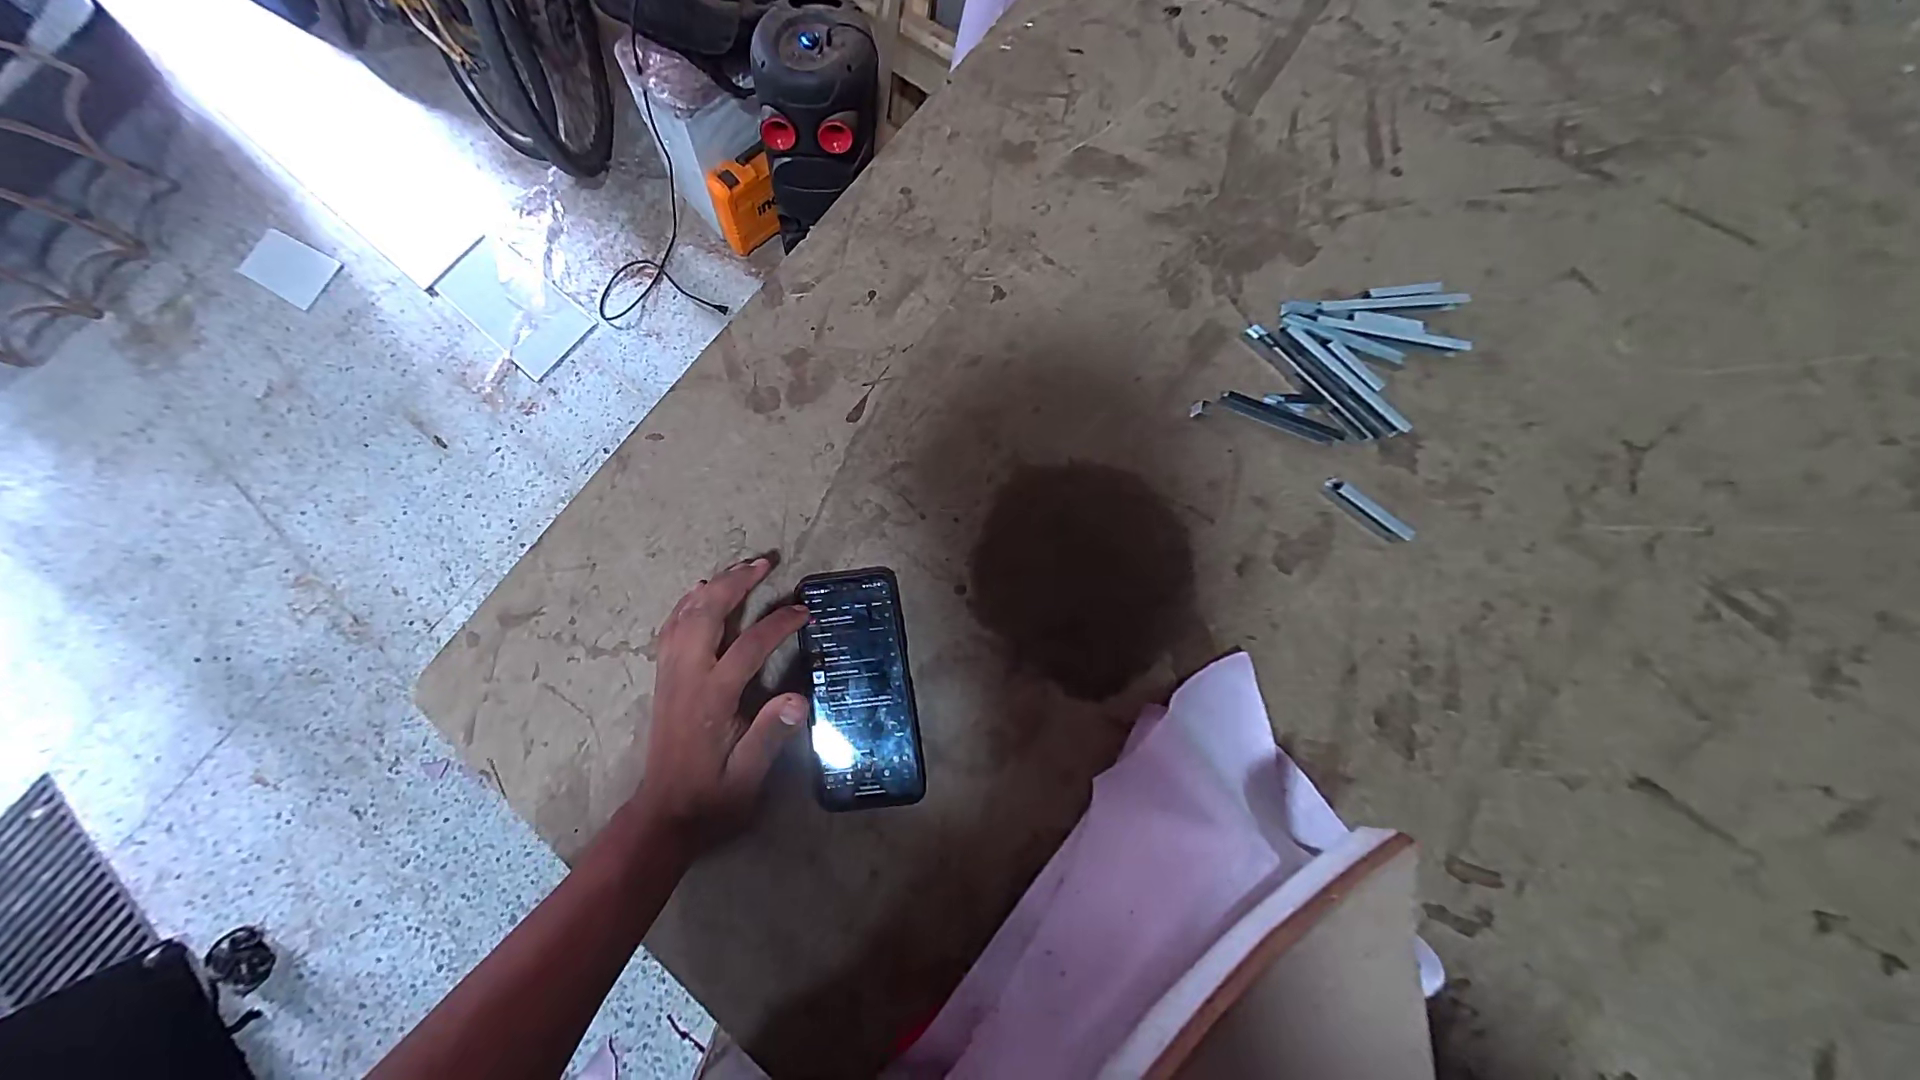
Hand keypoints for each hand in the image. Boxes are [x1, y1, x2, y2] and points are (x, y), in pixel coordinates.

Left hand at [633, 558, 810, 851]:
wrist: (663, 816)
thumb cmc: (711, 798)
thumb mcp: (747, 778)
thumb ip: (770, 736)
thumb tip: (799, 698)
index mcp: (710, 699)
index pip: (747, 647)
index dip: (778, 624)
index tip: (804, 612)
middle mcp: (686, 678)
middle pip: (706, 615)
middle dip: (736, 583)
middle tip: (765, 563)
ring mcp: (670, 676)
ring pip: (684, 616)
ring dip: (713, 586)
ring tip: (740, 568)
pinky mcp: (665, 679)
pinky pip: (671, 628)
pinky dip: (687, 603)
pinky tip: (701, 593)